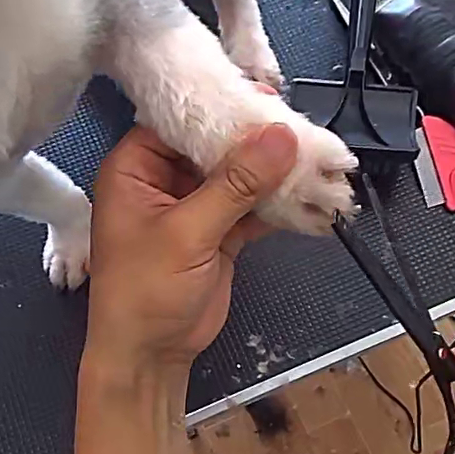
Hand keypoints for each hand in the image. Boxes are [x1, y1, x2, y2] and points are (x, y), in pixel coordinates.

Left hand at [84, 122, 298, 368]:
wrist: (153, 354)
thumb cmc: (147, 290)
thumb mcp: (189, 231)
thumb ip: (236, 184)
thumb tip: (280, 137)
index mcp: (138, 168)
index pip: (184, 124)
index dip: (224, 110)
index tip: (269, 99)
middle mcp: (166, 182)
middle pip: (217, 150)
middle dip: (257, 145)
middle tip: (302, 131)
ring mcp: (197, 210)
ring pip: (240, 181)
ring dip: (274, 177)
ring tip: (316, 163)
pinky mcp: (221, 235)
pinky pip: (252, 211)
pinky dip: (278, 208)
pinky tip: (308, 200)